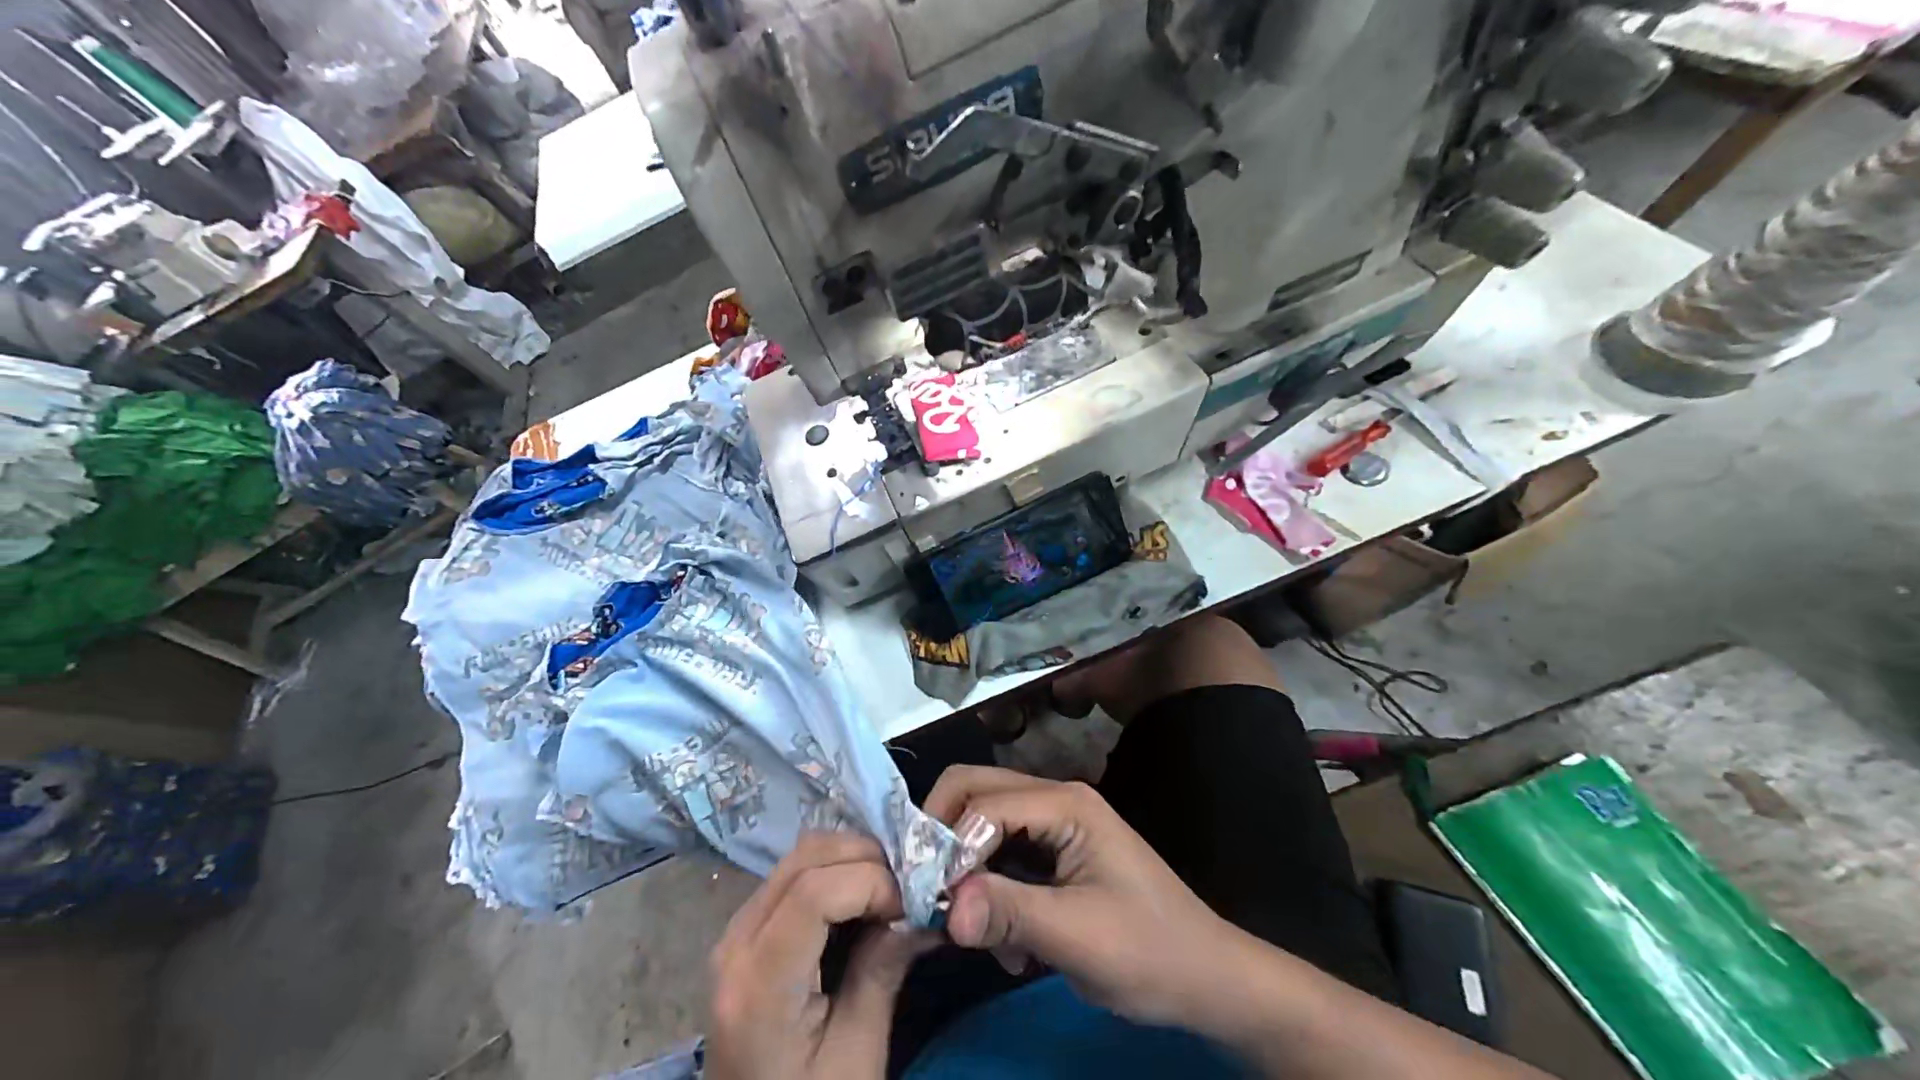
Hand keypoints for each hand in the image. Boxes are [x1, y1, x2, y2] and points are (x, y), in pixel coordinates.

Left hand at [706, 832, 937, 1079]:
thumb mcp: (857, 1055)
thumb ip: (882, 972)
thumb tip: (917, 910)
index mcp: (758, 985)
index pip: (813, 892)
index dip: (871, 882)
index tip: (909, 908)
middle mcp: (734, 943)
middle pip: (805, 858)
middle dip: (866, 857)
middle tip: (906, 890)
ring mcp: (733, 931)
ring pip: (798, 855)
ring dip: (851, 858)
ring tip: (888, 892)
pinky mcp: (743, 930)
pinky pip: (791, 873)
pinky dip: (834, 869)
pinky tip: (861, 897)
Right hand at [925, 766, 1245, 1028]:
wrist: (1206, 980)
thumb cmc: (1148, 952)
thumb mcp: (1076, 937)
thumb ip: (1008, 913)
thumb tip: (944, 908)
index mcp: (1066, 803)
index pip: (984, 802)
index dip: (948, 844)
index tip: (926, 898)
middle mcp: (1054, 800)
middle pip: (974, 792)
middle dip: (943, 839)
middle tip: (927, 894)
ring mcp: (1053, 824)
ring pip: (981, 823)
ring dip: (966, 870)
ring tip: (971, 929)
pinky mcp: (1051, 853)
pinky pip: (998, 853)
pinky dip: (987, 888)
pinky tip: (1003, 942)